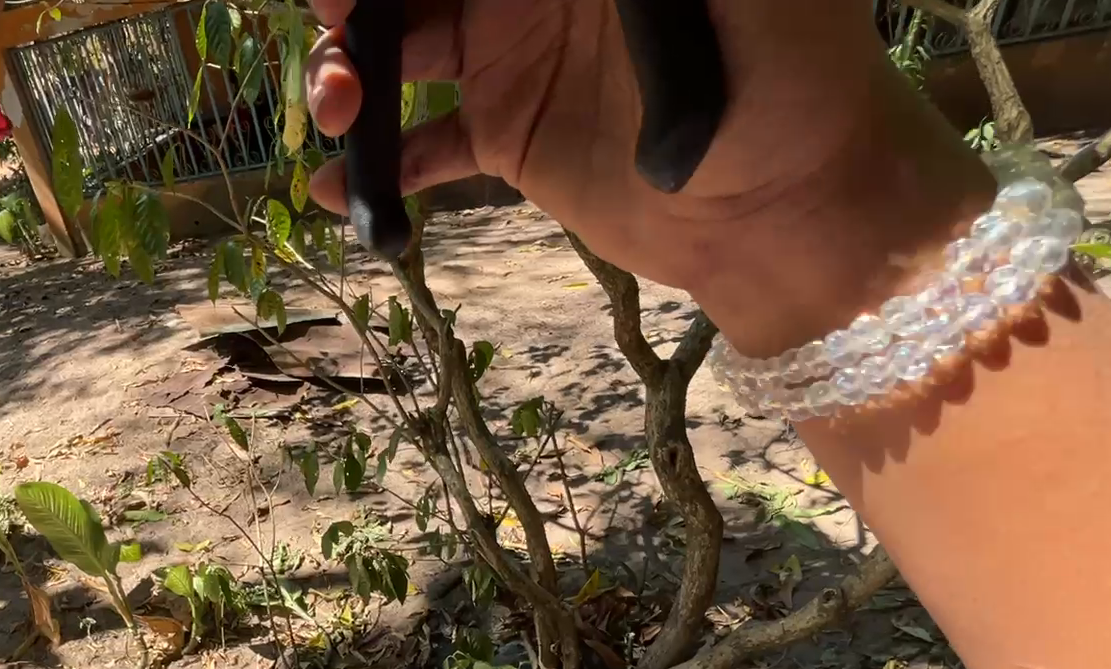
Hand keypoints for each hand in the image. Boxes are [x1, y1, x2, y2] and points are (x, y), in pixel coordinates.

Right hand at [304, 0, 990, 352]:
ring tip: (338, 112)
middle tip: (336, 34)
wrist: (771, 206)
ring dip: (350, 78)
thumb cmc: (778, 71)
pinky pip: (427, 146)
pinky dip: (379, 169)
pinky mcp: (505, 139)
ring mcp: (510, 63)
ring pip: (402, 53)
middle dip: (355, 7)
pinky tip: (333, 190)